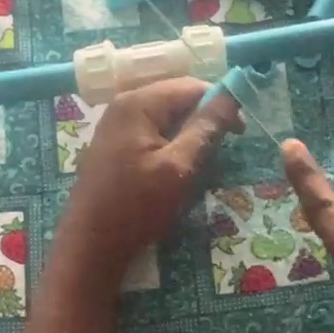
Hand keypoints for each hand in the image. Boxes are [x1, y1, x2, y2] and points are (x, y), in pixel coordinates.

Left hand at [55, 79, 235, 286]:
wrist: (92, 246)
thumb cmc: (136, 207)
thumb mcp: (178, 167)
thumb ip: (205, 128)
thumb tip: (231, 96)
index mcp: (137, 103)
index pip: (190, 86)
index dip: (220, 103)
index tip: (242, 132)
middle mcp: (123, 107)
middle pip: (176, 101)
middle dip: (203, 122)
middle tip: (221, 153)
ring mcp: (115, 128)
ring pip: (165, 121)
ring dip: (188, 139)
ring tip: (201, 168)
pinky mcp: (114, 149)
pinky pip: (151, 136)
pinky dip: (170, 149)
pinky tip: (177, 174)